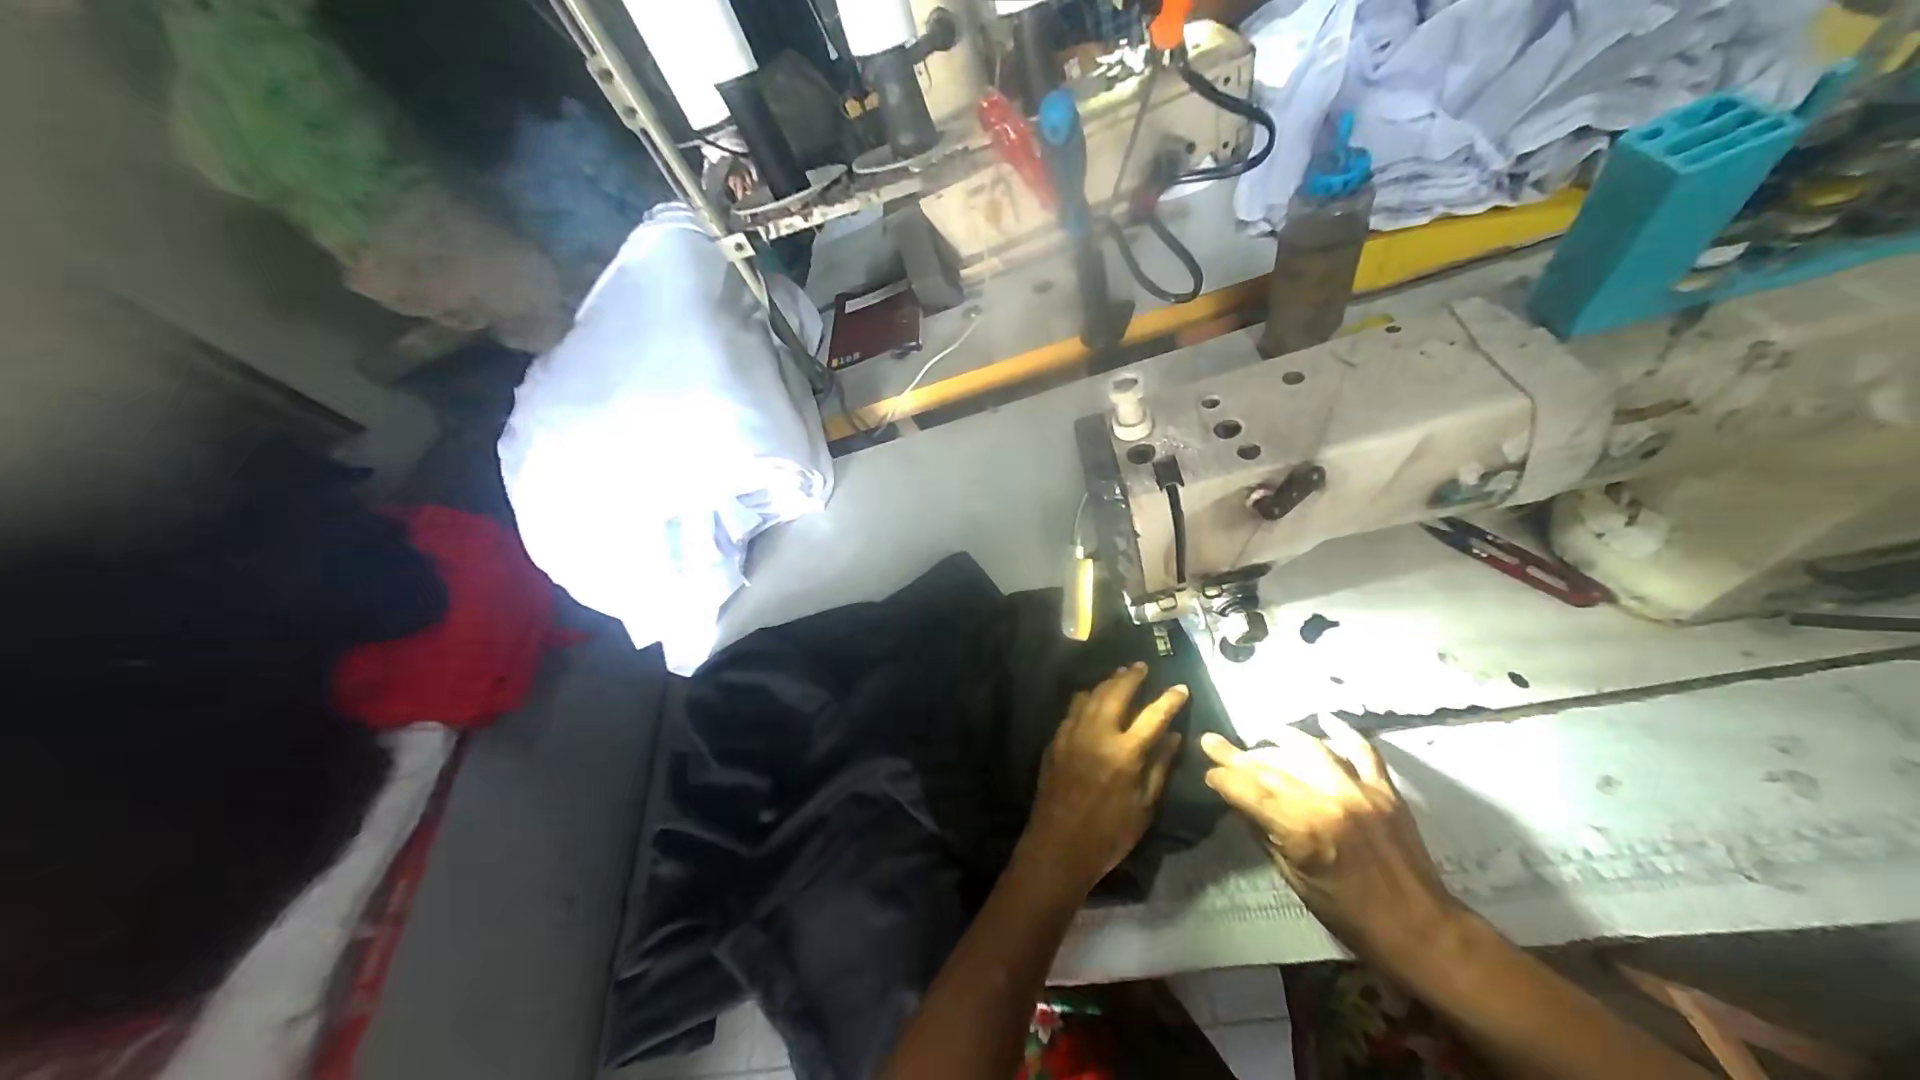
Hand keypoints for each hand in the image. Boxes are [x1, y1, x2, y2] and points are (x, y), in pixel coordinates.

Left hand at [1020, 663, 1189, 895]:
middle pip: (1116, 692)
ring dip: (1107, 682)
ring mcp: (1072, 734)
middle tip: (1142, 666)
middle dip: (1131, 676)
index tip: (1180, 687)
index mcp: (1126, 753)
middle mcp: (1097, 735)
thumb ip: (1160, 766)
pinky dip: (1086, 698)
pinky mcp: (1055, 741)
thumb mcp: (1145, 806)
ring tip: (1120, 674)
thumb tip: (1174, 735)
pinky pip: (1072, 709)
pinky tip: (1091, 697)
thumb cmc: (1109, 833)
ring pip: (1091, 695)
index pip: (1154, 716)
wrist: (1058, 846)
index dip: (1169, 699)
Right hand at [1200, 717, 1456, 968]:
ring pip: (1311, 751)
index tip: (1207, 771)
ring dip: (1282, 738)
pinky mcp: (1385, 792)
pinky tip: (1326, 720)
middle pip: (1272, 770)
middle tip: (1212, 741)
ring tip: (1264, 731)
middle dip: (1237, 756)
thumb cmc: (1349, 915)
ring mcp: (1360, 793)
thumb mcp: (1294, 880)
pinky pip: (1363, 752)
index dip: (1223, 780)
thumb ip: (1266, 835)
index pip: (1249, 793)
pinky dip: (1344, 733)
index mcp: (1302, 832)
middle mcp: (1328, 803)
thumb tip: (1240, 804)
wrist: (1420, 930)